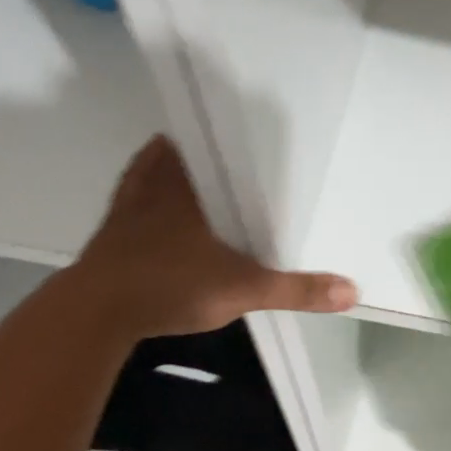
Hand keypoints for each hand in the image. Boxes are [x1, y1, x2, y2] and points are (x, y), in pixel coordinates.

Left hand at [72, 136, 356, 339]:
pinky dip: (164, 218)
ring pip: (161, 183)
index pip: (206, 138)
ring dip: (185, 191)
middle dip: (212, 169)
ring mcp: (127, 206)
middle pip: (185, 158)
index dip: (231, 143)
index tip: (256, 152)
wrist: (97, 312)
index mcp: (181, 175)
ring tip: (221, 208)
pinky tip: (184, 237)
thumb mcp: (244, 288)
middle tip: (247, 184)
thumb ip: (296, 290)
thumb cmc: (169, 283)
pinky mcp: (114, 233)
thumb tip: (353, 291)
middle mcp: (150, 179)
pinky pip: (145, 211)